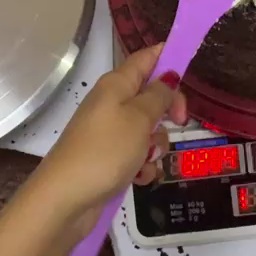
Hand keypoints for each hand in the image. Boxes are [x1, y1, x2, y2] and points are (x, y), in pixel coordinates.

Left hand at [27, 44, 187, 242]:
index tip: (190, 67)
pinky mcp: (109, 158)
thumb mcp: (139, 118)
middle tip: (178, 122)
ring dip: (156, 144)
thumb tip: (169, 76)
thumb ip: (158, 95)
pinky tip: (138, 177)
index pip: (145, 58)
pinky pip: (137, 154)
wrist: (65, 199)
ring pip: (148, 128)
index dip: (167, 56)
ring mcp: (110, 132)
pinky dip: (142, 165)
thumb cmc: (105, 151)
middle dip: (168, 110)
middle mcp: (112, 103)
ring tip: (147, 159)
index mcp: (117, 84)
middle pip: (151, 95)